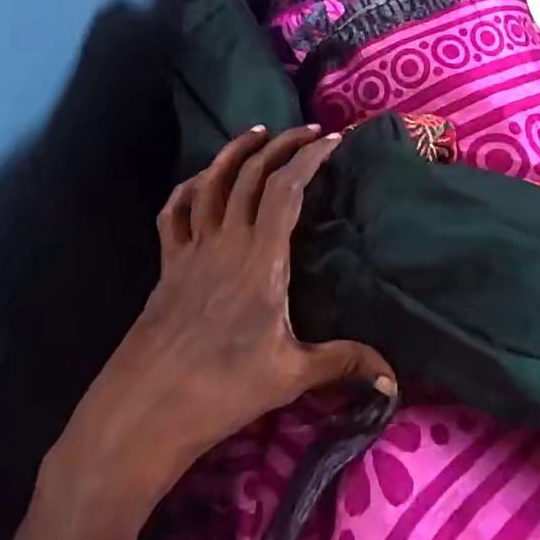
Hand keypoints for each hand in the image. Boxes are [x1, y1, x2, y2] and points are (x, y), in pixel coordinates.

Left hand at [122, 124, 396, 454]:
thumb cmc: (222, 389)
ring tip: (259, 131)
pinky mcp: (168, 265)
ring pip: (212, 183)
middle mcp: (226, 241)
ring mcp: (193, 249)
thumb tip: (394, 376)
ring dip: (236, 151)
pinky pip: (175, 213)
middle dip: (282, 144)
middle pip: (253, 175)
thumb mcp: (291, 376)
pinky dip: (189, 188)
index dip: (310, 158)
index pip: (287, 190)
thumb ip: (343, 363)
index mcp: (261, 259)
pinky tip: (200, 181)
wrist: (145, 409)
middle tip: (309, 130)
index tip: (334, 140)